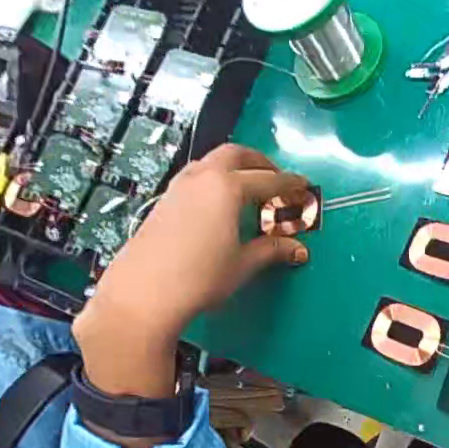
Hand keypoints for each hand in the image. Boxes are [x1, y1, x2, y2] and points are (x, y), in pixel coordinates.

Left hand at [72, 144, 308, 404]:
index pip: (267, 179)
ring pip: (212, 161)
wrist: (144, 291)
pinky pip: (197, 176)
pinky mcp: (165, 199)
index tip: (304, 186)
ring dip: (234, 167)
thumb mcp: (242, 265)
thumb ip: (272, 250)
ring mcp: (179, 185)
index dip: (289, 183)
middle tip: (276, 180)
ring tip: (248, 189)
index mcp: (227, 187)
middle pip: (237, 155)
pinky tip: (218, 204)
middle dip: (260, 163)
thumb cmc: (200, 277)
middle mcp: (203, 176)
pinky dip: (215, 179)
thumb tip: (299, 249)